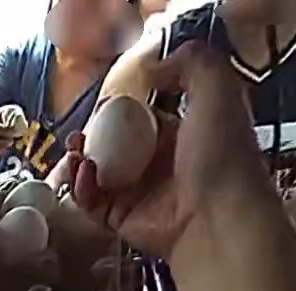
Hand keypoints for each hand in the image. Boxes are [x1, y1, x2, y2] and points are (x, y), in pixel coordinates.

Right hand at [64, 44, 276, 260]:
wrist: (214, 214)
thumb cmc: (221, 153)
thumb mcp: (217, 89)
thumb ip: (189, 65)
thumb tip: (150, 67)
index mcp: (179, 135)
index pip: (140, 120)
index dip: (118, 113)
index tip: (101, 108)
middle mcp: (156, 166)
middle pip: (113, 150)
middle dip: (90, 142)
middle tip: (76, 137)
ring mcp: (136, 195)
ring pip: (97, 178)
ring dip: (80, 164)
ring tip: (74, 154)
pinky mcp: (120, 221)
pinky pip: (93, 204)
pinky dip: (83, 189)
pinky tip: (85, 174)